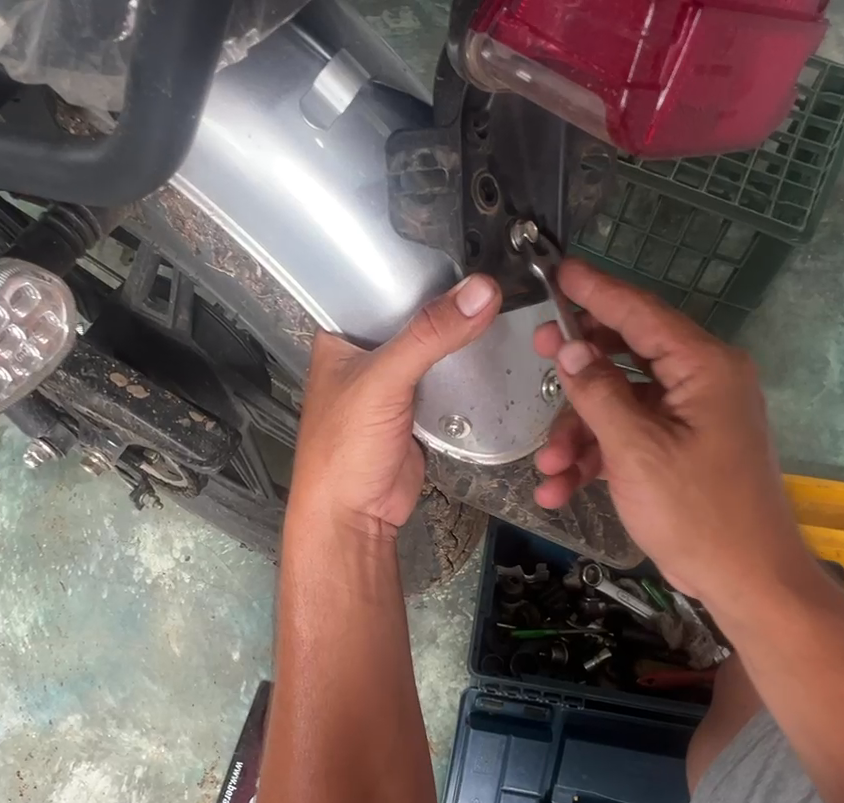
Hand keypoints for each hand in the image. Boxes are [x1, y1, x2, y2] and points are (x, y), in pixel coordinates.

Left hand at [289, 274, 499, 538]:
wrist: (355, 516)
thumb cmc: (344, 448)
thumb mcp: (383, 381)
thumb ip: (429, 336)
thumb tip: (481, 292)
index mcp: (340, 334)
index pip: (380, 283)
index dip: (419, 264)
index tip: (466, 245)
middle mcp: (365, 352)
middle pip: (413, 313)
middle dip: (449, 299)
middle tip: (496, 271)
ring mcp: (393, 381)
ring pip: (433, 345)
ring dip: (460, 333)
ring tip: (503, 300)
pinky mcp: (418, 408)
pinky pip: (446, 377)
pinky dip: (466, 366)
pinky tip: (492, 346)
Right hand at [531, 261, 814, 600]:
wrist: (746, 579)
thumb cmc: (696, 511)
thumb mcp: (636, 450)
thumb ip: (599, 392)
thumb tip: (570, 347)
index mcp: (704, 367)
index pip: (641, 313)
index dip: (596, 291)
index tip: (560, 271)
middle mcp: (702, 382)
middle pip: (628, 354)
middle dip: (578, 369)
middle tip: (536, 354)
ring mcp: (693, 417)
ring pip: (621, 403)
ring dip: (579, 434)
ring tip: (547, 471)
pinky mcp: (683, 449)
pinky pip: (632, 437)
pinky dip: (598, 458)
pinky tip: (562, 489)